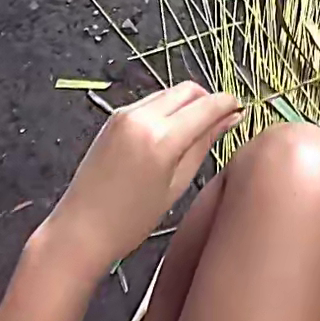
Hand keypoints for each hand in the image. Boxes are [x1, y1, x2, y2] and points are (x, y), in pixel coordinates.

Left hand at [46, 82, 241, 268]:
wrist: (79, 230)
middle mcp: (143, 117)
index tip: (240, 110)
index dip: (229, 103)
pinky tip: (170, 134)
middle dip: (209, 100)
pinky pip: (152, 101)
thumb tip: (231, 118)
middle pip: (189, 89)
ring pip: (171, 92)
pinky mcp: (115, 117)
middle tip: (220, 121)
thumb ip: (205, 143)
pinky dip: (168, 109)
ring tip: (194, 131)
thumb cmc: (132, 220)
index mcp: (162, 138)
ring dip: (188, 103)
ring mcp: (125, 114)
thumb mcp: (178, 184)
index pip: (208, 105)